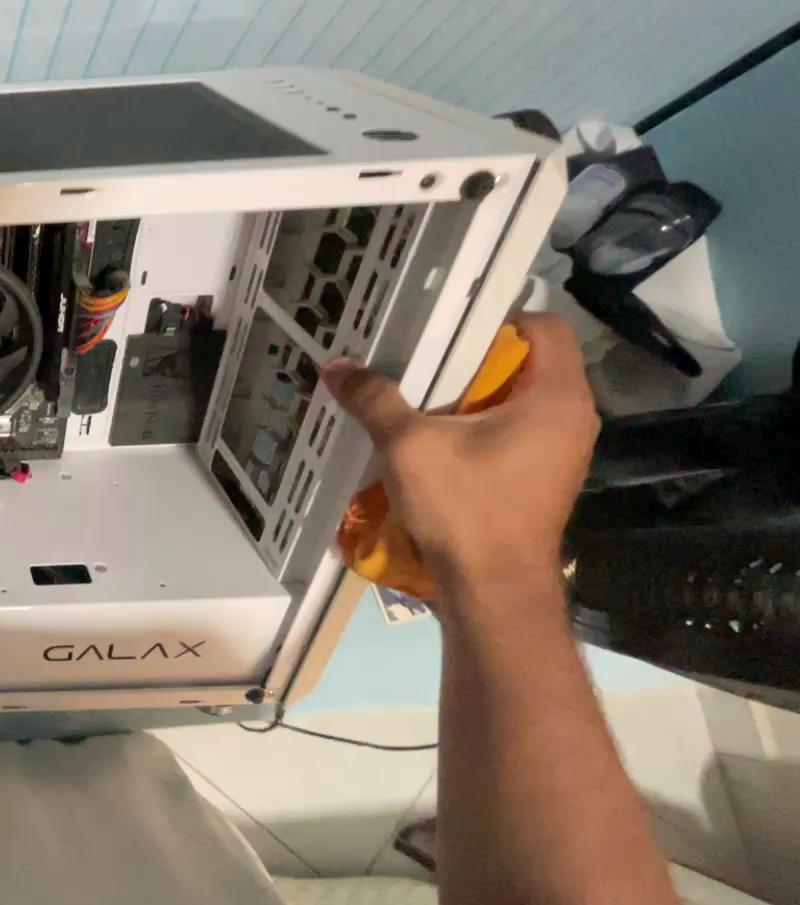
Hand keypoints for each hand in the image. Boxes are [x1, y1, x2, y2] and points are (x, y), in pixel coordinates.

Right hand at [320, 313, 598, 601]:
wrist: (491, 585)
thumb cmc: (464, 506)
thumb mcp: (408, 446)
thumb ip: (374, 400)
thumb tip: (335, 365)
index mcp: (555, 398)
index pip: (543, 327)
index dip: (494, 319)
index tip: (442, 329)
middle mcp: (570, 417)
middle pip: (524, 363)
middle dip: (465, 360)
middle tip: (412, 361)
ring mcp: (558, 449)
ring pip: (512, 399)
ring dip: (463, 395)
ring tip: (412, 399)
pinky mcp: (538, 475)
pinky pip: (508, 430)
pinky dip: (470, 425)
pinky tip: (428, 440)